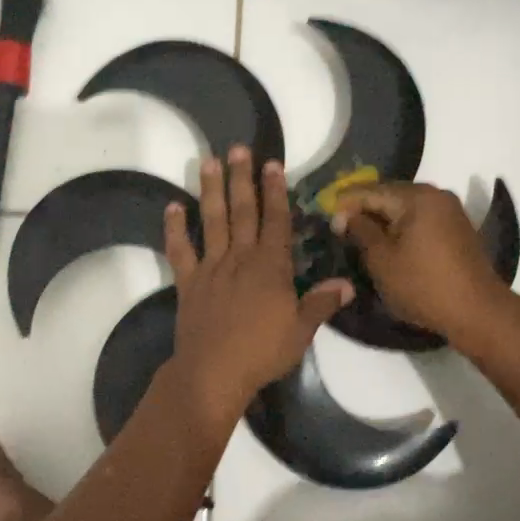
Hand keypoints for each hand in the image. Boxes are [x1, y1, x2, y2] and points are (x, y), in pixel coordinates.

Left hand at [164, 147, 353, 423]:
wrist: (213, 372)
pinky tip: (172, 207)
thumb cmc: (262, 353)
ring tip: (207, 162)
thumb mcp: (300, 331)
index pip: (276, 221)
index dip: (276, 192)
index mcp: (271, 267)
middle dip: (242, 179)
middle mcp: (241, 259)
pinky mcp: (188, 283)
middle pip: (243, 212)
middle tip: (238, 148)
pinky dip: (175, 229)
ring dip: (210, 191)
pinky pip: (180, 251)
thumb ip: (321, 304)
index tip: (273, 164)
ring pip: (212, 222)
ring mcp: (211, 269)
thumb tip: (347, 285)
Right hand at [332, 183, 510, 342]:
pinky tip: (390, 245)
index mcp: (416, 197)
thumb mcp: (381, 260)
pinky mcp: (457, 229)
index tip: (327, 222)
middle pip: (389, 195)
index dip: (344, 204)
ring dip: (383, 220)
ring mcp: (450, 211)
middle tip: (341, 230)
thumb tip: (345, 216)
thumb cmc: (422, 285)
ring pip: (406, 208)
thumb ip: (360, 230)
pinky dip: (402, 228)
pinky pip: (421, 220)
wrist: (476, 311)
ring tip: (362, 240)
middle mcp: (436, 195)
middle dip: (364, 210)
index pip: (369, 191)